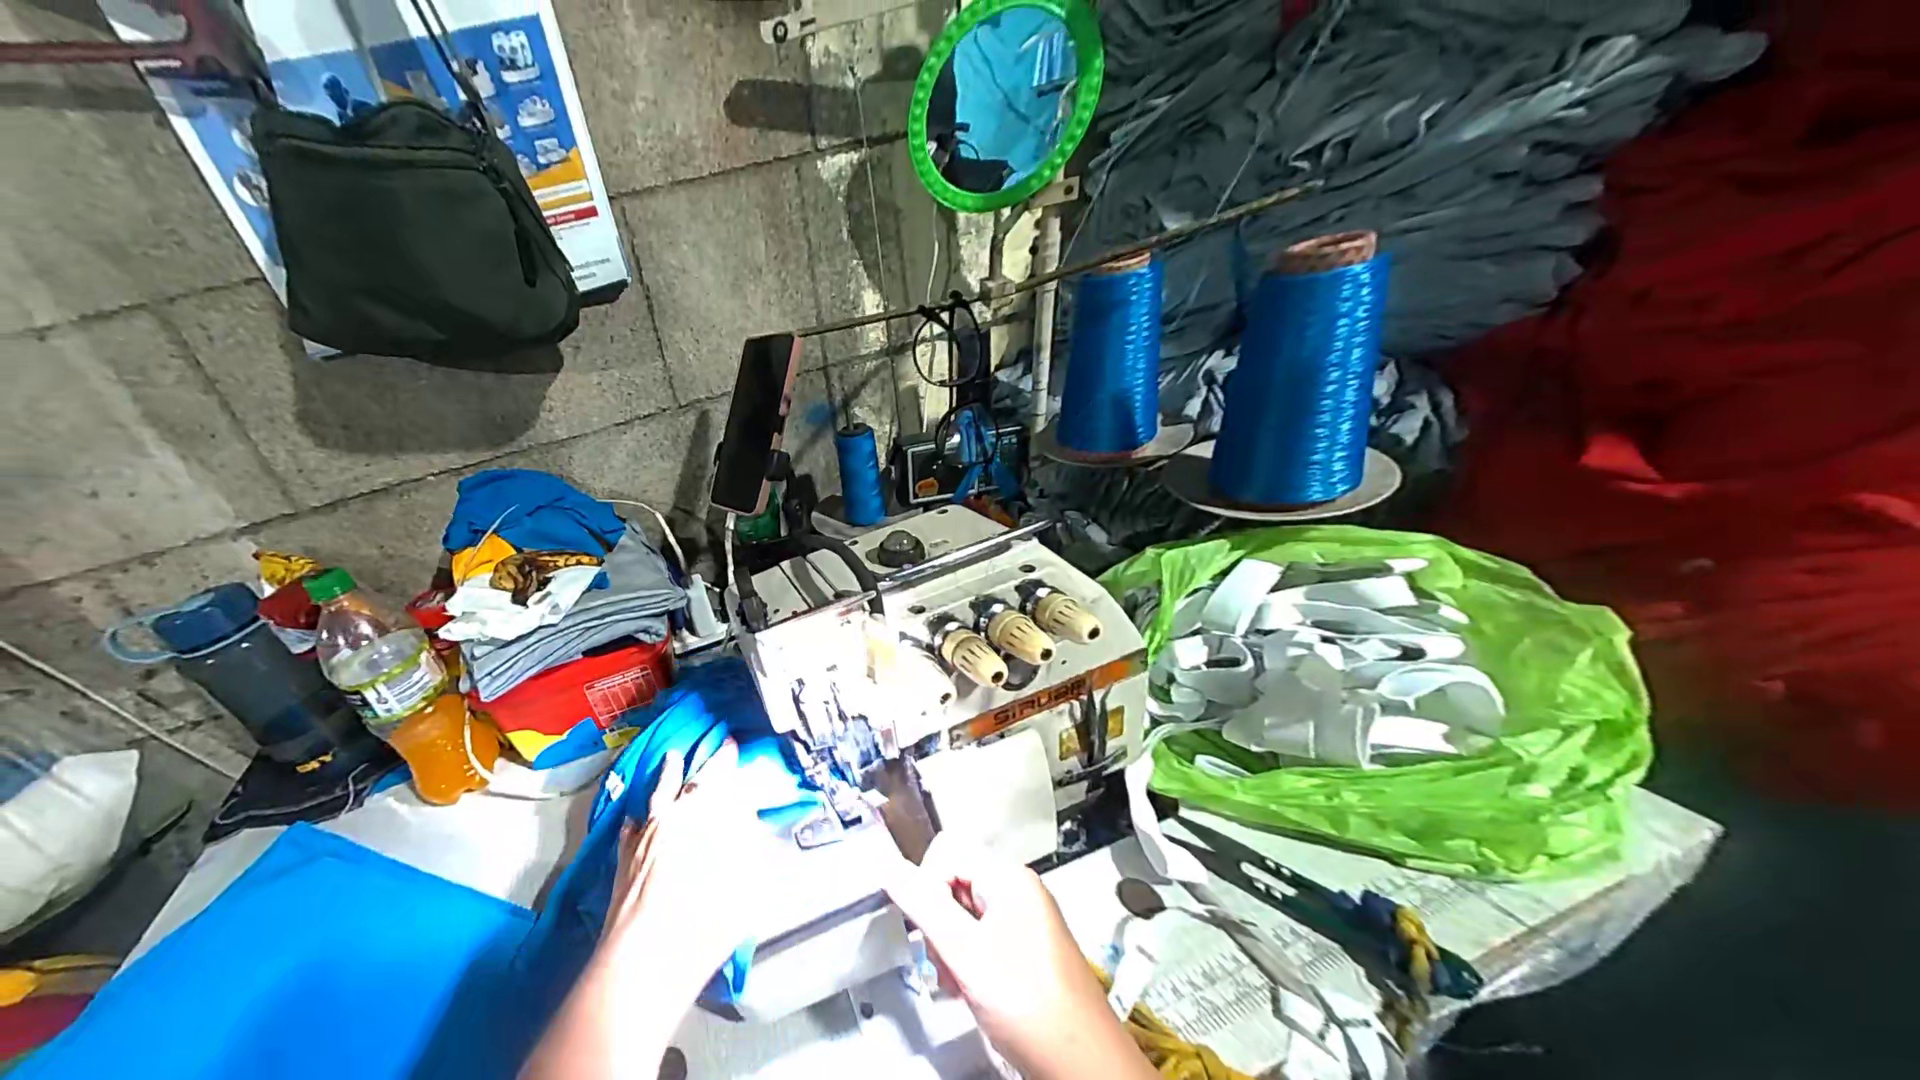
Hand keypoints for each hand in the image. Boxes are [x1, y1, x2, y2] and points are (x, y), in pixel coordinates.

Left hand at [521, 739, 773, 1079]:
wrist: (647, 959)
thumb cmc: (708, 918)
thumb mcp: (754, 882)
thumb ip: (762, 850)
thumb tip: (771, 833)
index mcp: (707, 814)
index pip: (723, 776)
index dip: (731, 760)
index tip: (736, 744)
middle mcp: (675, 816)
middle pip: (693, 779)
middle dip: (708, 762)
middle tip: (717, 744)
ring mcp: (646, 836)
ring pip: (659, 793)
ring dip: (668, 776)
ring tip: (672, 758)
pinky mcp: (625, 860)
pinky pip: (632, 828)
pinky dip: (639, 818)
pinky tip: (637, 817)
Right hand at [883, 835, 1158, 1079]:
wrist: (1081, 1062)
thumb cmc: (1032, 1006)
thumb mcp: (965, 952)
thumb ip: (925, 906)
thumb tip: (890, 868)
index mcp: (1009, 877)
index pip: (947, 851)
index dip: (926, 885)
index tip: (925, 925)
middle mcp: (1018, 890)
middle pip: (954, 882)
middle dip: (939, 923)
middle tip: (945, 961)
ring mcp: (1023, 919)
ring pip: (964, 914)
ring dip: (950, 947)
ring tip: (960, 982)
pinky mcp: (1023, 948)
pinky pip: (980, 939)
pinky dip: (967, 962)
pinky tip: (972, 990)